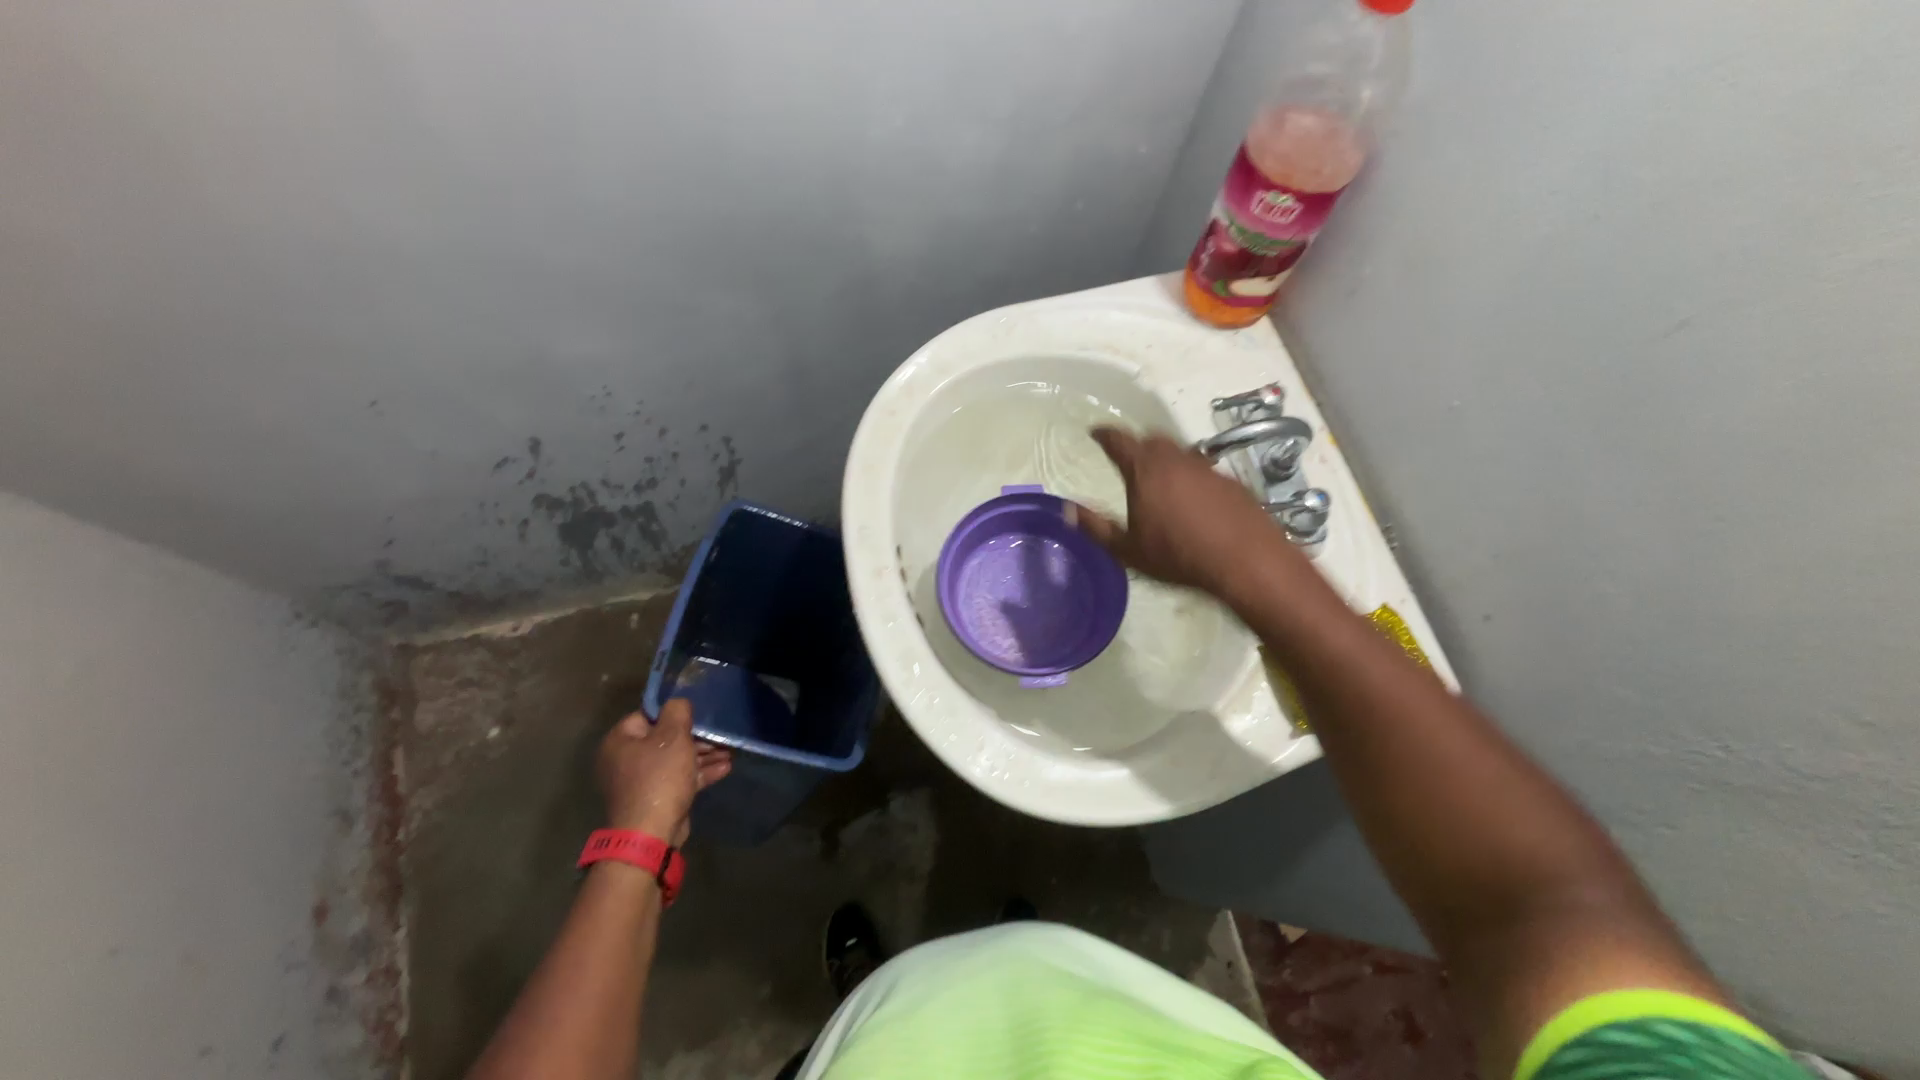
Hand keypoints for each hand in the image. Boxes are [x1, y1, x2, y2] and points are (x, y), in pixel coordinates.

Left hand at [596, 699, 732, 844]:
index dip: (674, 713)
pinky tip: (725, 768)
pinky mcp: (655, 799)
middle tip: (718, 735)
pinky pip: (678, 779)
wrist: (651, 833)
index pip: (647, 715)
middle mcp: (625, 759)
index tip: (697, 714)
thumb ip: (678, 712)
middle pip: (664, 739)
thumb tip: (679, 703)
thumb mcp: (672, 736)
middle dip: (694, 737)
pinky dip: (698, 773)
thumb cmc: (659, 777)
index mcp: (620, 740)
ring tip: (728, 751)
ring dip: (701, 755)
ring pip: (674, 760)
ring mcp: (640, 782)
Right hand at [1073, 426, 1291, 594]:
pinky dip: (1189, 476)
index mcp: (1145, 470)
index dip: (1104, 435)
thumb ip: (1096, 528)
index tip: (1094, 433)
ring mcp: (1206, 468)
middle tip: (1127, 458)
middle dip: (1136, 444)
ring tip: (1158, 479)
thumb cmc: (1179, 556)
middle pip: (1151, 439)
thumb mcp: (1129, 550)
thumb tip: (1067, 509)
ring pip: (1179, 452)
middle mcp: (1175, 459)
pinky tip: (1191, 500)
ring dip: (1164, 458)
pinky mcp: (1230, 481)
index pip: (1119, 441)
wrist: (1245, 560)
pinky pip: (1201, 469)